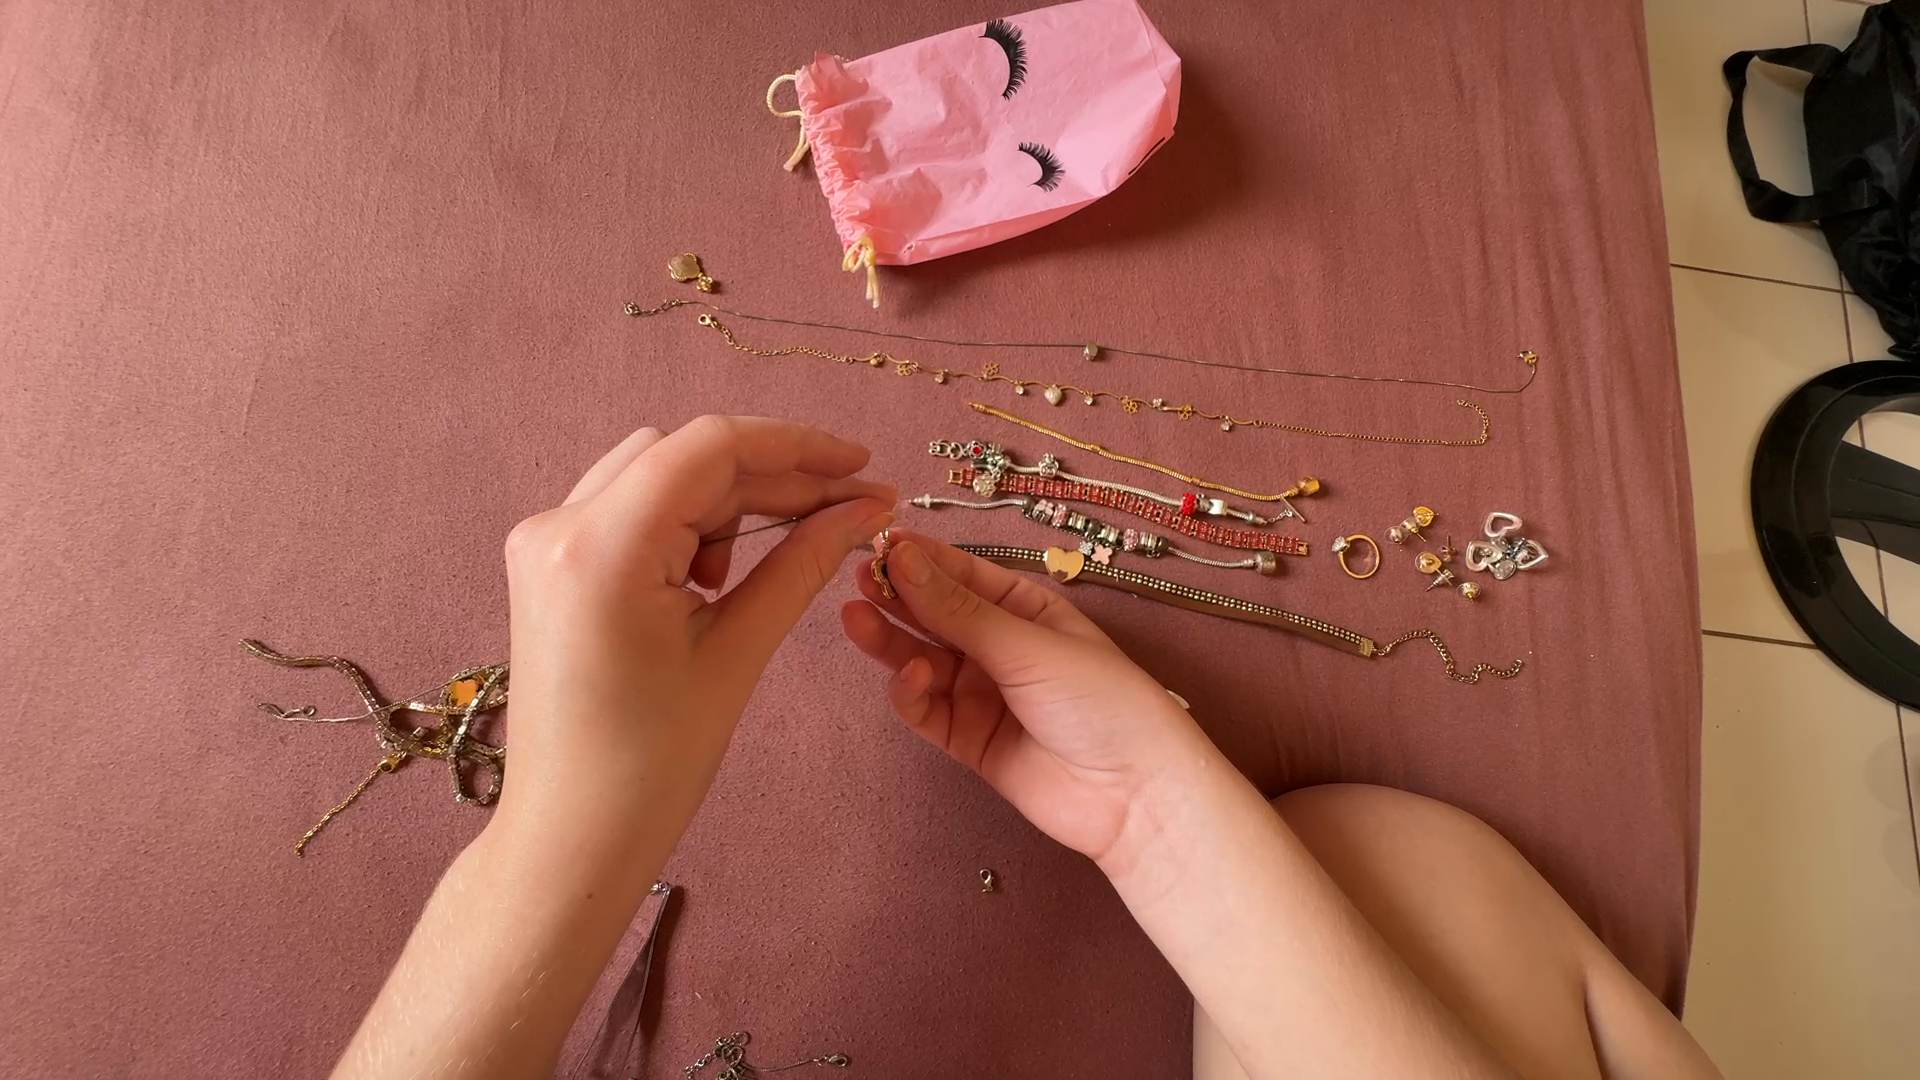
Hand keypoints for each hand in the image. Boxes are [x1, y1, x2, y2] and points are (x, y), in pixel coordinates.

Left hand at [499, 416, 894, 842]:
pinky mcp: (554, 560)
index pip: (712, 447)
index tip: (860, 464)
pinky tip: (715, 577)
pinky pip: (638, 508)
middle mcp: (559, 523)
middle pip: (691, 458)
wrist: (573, 835)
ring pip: (665, 475)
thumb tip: (868, 508)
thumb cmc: (656, 761)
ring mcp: (547, 539)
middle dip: (776, 478)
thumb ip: (806, 560)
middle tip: (848, 508)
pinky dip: (693, 523)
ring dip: (733, 500)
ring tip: (766, 560)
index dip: (798, 446)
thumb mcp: (741, 649)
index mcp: (600, 545)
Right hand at [840, 531, 1209, 867]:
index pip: (964, 575)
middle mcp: (998, 646)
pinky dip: (910, 694)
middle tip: (859, 578)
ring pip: (922, 659)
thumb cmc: (1098, 698)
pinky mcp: (967, 738)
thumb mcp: (1028, 644)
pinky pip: (927, 709)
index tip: (881, 544)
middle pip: (936, 616)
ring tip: (855, 617)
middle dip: (899, 597)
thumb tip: (903, 557)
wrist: (1134, 795)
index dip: (923, 559)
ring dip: (890, 641)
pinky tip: (908, 677)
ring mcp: (981, 693)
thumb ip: (959, 610)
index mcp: (1024, 609)